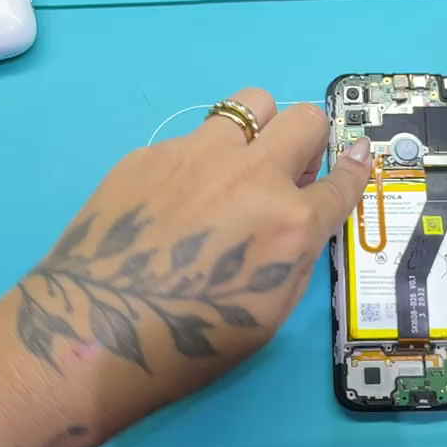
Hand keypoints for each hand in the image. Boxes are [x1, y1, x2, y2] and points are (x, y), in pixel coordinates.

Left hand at [0, 89, 371, 434]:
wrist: (89, 331)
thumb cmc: (188, 343)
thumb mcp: (270, 314)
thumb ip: (297, 252)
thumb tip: (304, 213)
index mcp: (290, 224)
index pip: (345, 180)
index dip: (356, 170)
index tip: (357, 159)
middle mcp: (252, 175)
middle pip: (305, 118)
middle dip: (310, 139)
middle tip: (289, 168)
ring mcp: (198, 154)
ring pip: (251, 103)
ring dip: (258, 129)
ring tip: (235, 163)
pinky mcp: (151, 152)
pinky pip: (194, 136)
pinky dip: (201, 158)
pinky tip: (173, 198)